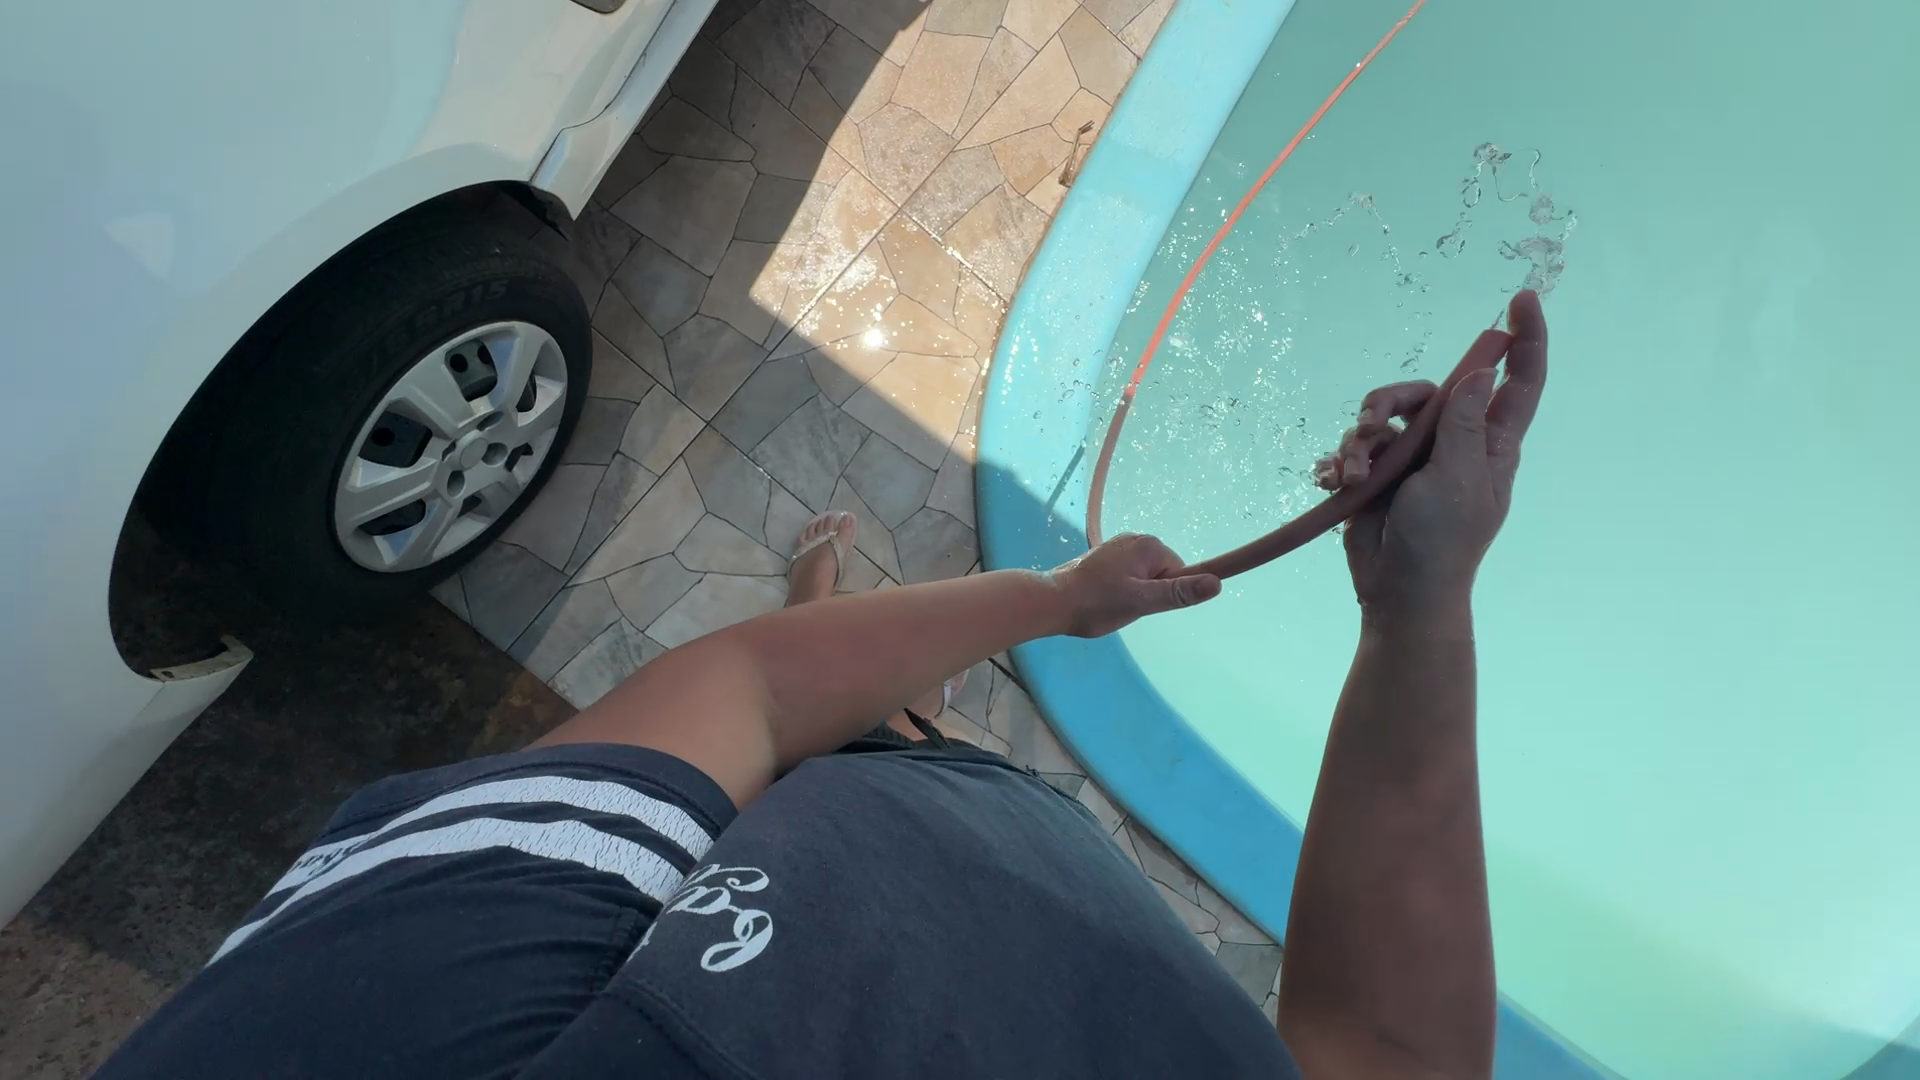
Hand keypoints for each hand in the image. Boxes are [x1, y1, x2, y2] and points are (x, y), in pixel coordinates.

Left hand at [1052, 533, 1221, 637]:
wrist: (1051, 601)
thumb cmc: (1097, 603)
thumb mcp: (1142, 602)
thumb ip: (1179, 593)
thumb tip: (1217, 582)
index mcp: (1149, 545)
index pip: (1179, 572)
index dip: (1164, 593)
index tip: (1142, 603)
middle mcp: (1135, 538)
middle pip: (1161, 573)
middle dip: (1149, 593)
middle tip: (1124, 605)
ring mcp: (1118, 546)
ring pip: (1143, 576)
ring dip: (1133, 592)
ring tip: (1110, 603)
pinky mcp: (1104, 556)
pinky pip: (1127, 574)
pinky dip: (1119, 588)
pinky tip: (1102, 597)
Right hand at [1314, 290, 1547, 616]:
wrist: (1396, 589)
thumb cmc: (1441, 541)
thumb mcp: (1459, 482)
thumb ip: (1466, 428)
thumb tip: (1480, 373)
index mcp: (1489, 444)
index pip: (1518, 381)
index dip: (1524, 340)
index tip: (1520, 299)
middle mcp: (1450, 444)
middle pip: (1425, 392)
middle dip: (1389, 400)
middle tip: (1369, 423)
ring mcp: (1409, 461)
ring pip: (1380, 421)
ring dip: (1356, 444)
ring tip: (1349, 476)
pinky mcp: (1373, 477)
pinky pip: (1351, 451)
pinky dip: (1338, 463)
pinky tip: (1331, 483)